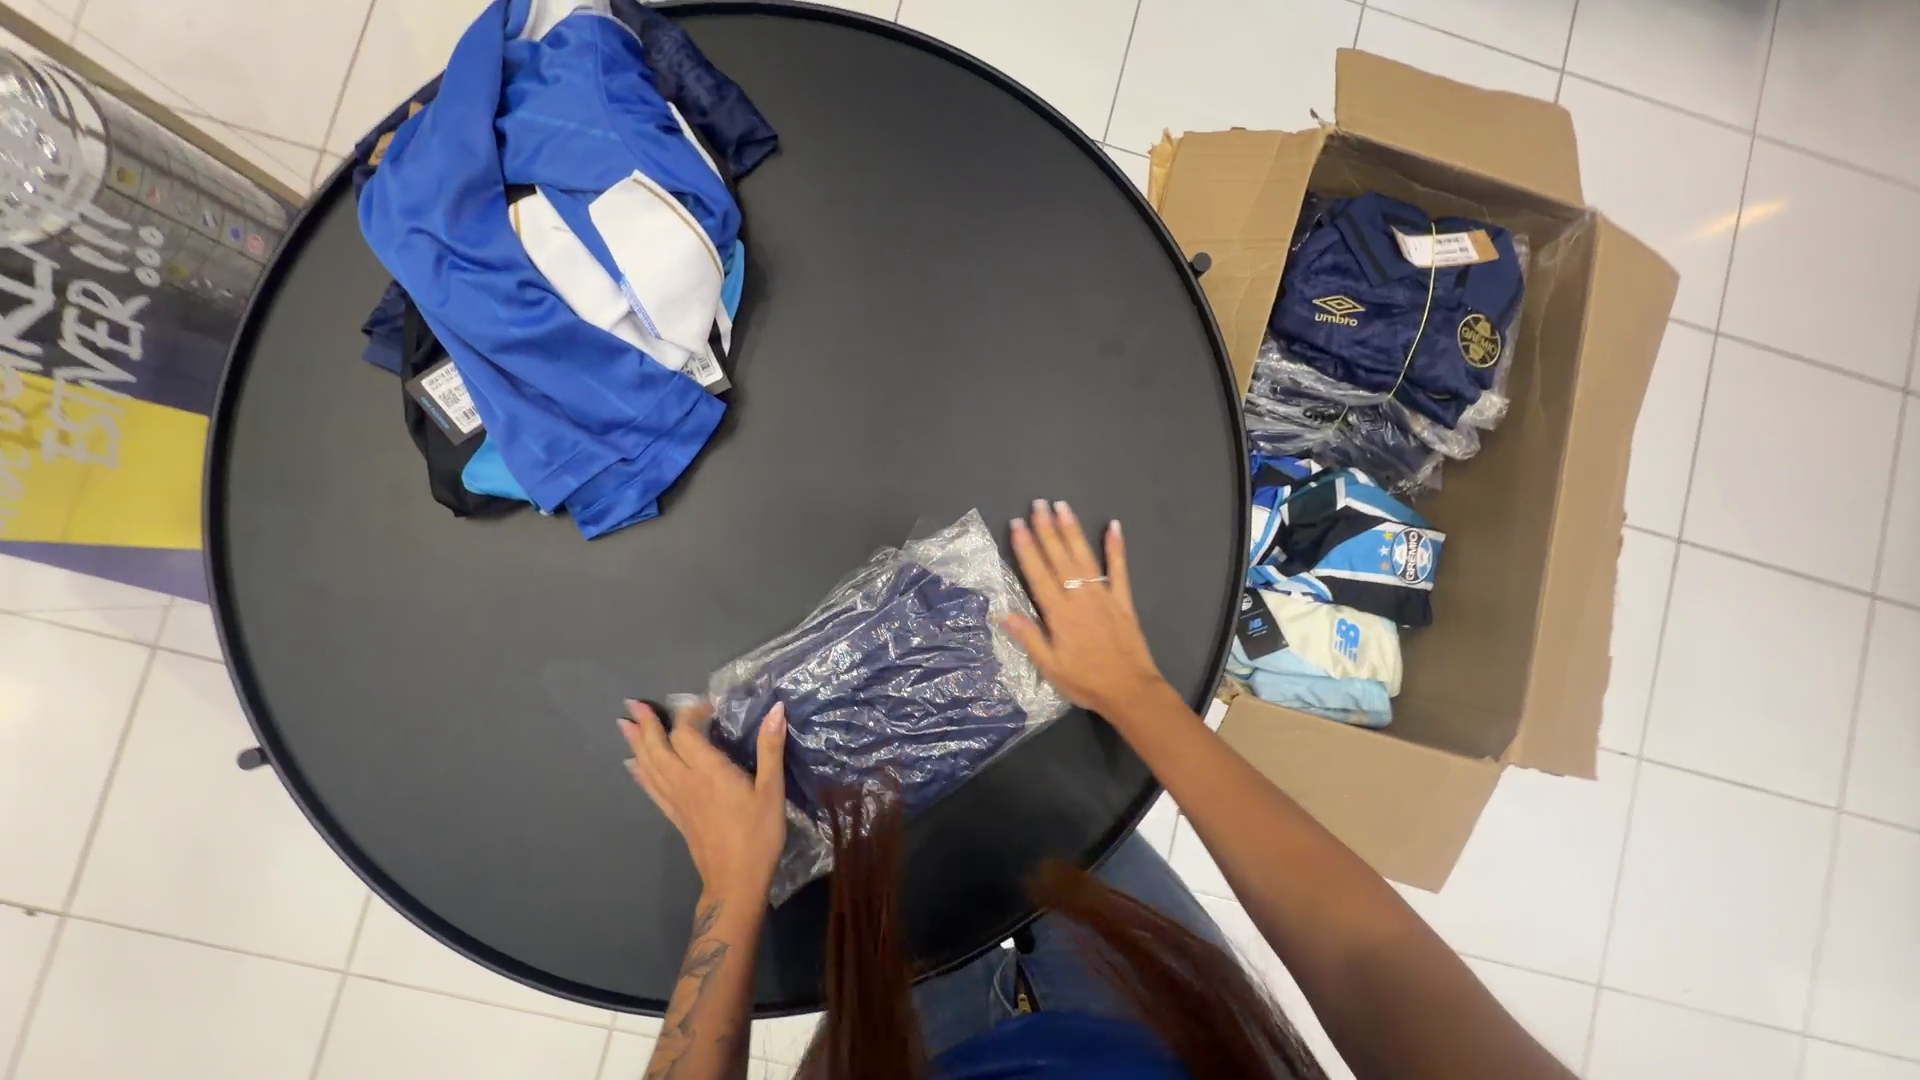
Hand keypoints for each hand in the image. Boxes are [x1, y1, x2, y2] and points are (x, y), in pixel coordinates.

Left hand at [621, 699, 788, 902]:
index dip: (691, 713)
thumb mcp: (772, 790)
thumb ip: (770, 748)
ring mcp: (676, 801)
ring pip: (649, 766)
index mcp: (709, 772)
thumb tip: (776, 709)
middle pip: (658, 748)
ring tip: (624, 724)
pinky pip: (651, 788)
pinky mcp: (674, 816)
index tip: (706, 704)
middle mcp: (686, 782)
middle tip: (634, 703)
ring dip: (637, 743)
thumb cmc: (758, 834)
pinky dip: (640, 772)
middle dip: (646, 724)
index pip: (687, 733)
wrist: (735, 881)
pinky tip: (633, 765)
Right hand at [1003, 499, 1171, 719]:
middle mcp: (1079, 597)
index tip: (1017, 525)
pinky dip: (1116, 547)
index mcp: (1058, 613)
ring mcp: (1103, 596)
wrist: (1130, 691)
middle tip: (1037, 503)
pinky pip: (1119, 569)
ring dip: (1072, 530)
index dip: (1026, 548)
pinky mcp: (1123, 600)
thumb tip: (1001, 613)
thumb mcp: (1049, 667)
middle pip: (1059, 558)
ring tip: (1062, 506)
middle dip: (1047, 529)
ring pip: (1084, 557)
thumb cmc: (1085, 682)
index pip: (1037, 574)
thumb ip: (1028, 637)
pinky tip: (1113, 526)